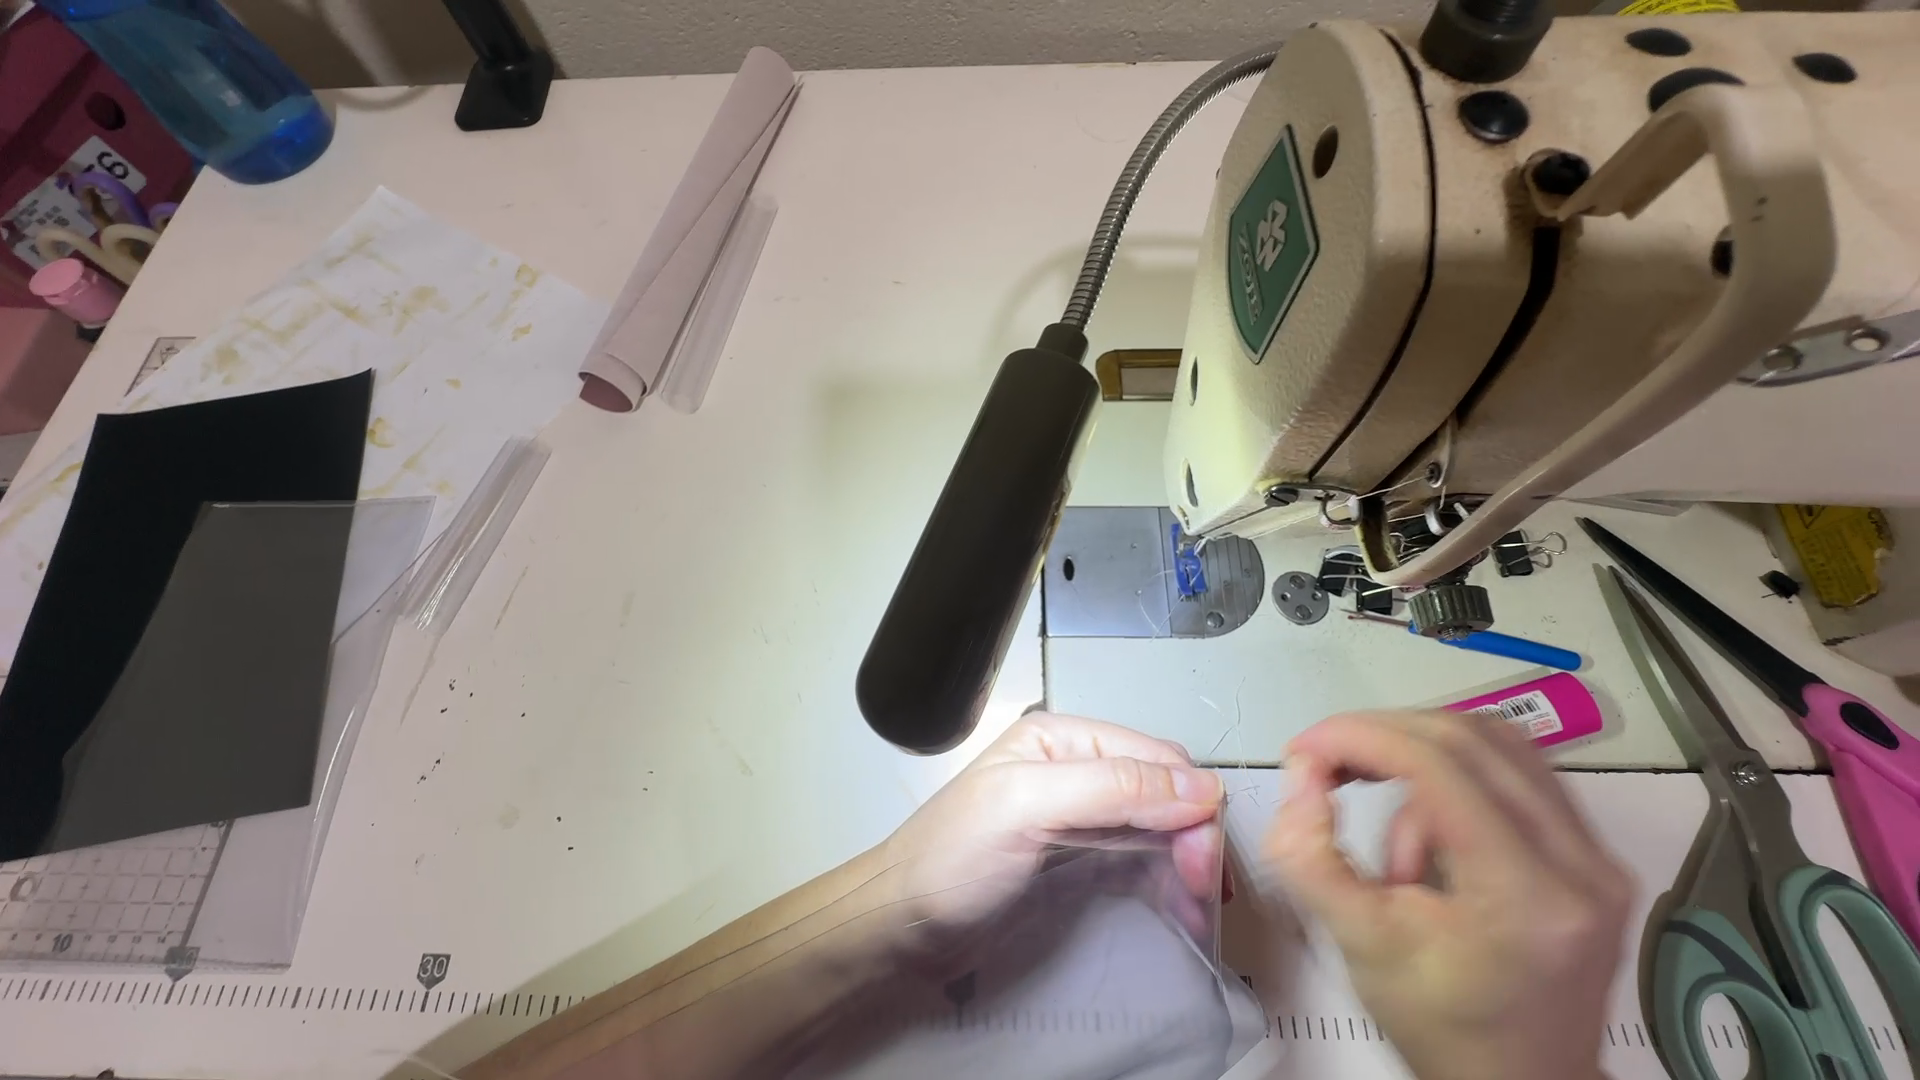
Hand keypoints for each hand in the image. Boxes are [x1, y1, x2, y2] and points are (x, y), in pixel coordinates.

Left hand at [879, 712, 1224, 959]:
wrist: (902, 925)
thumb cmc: (952, 859)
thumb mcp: (1025, 808)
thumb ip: (1109, 787)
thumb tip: (1200, 786)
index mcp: (1061, 738)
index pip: (1152, 757)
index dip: (1189, 803)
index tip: (1202, 865)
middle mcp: (1075, 767)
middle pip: (1161, 790)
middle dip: (1190, 836)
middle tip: (1201, 893)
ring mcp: (1077, 814)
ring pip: (1157, 826)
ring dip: (1184, 863)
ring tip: (1196, 912)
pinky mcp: (1077, 857)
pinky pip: (1138, 858)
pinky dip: (1164, 880)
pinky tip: (1176, 909)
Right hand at [1265, 710, 1631, 1079]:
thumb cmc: (1438, 1023)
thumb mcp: (1356, 942)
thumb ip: (1308, 854)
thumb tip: (1299, 772)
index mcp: (1526, 894)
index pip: (1439, 767)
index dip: (1359, 737)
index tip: (1303, 749)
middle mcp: (1582, 863)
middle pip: (1470, 739)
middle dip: (1380, 733)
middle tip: (1322, 756)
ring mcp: (1598, 855)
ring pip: (1495, 742)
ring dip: (1414, 747)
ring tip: (1363, 784)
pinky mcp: (1591, 853)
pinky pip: (1512, 771)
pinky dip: (1448, 771)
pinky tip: (1417, 821)